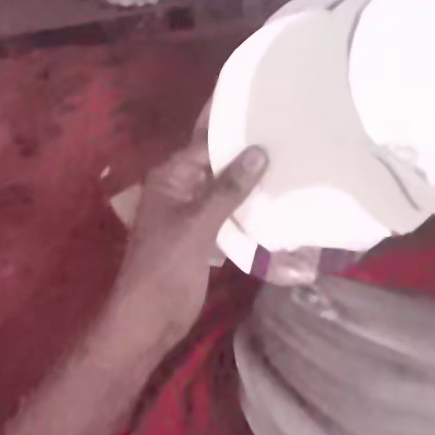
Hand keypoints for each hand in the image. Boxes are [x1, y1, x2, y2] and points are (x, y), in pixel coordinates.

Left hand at [106, 143, 267, 349]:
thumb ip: (228, 189)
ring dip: (247, 179)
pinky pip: (226, 209)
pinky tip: (273, 199)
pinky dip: (244, 205)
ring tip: (287, 160)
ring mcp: (190, 210)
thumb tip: (259, 152)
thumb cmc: (165, 268)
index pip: (205, 142)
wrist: (147, 323)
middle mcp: (179, 186)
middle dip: (244, 151)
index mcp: (170, 175)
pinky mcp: (202, 233)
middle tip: (284, 132)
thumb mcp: (198, 225)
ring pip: (223, 186)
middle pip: (215, 161)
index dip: (234, 129)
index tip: (264, 111)